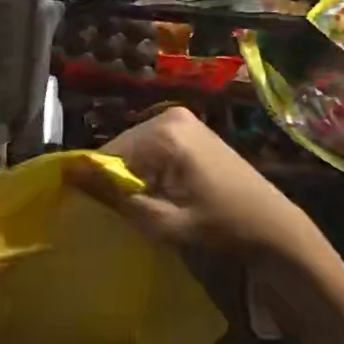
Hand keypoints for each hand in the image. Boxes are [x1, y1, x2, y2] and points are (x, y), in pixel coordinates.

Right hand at [87, 108, 321, 260]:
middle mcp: (170, 115)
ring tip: (146, 208)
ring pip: (135, 149)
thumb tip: (70, 172)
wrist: (273, 226)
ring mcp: (181, 119)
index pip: (109, 154)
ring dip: (133, 177)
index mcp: (164, 132)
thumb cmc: (221, 227)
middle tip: (126, 215)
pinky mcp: (189, 128)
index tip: (99, 213)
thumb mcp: (163, 221)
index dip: (98, 185)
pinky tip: (161, 194)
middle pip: (122, 149)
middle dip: (118, 181)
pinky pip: (152, 147)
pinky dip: (149, 170)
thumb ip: (116, 196)